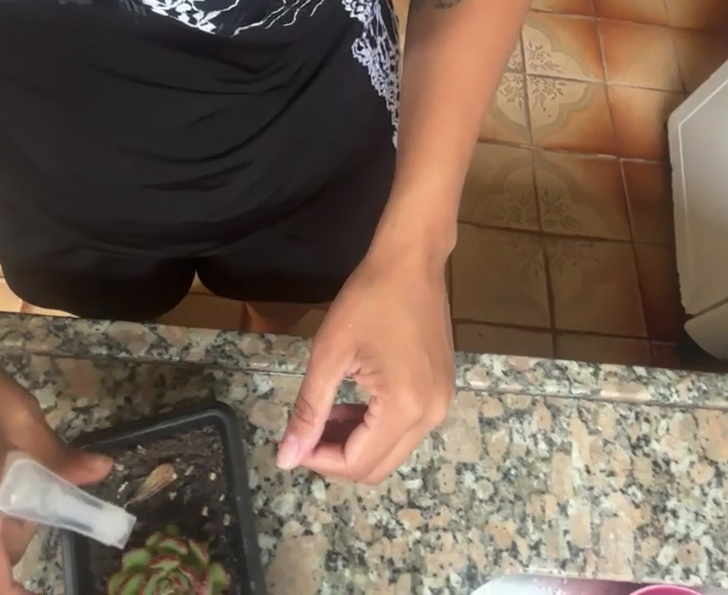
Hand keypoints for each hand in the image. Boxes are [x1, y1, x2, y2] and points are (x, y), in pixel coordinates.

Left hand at [276, 240, 454, 482]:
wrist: (412, 260)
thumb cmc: (369, 297)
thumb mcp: (330, 352)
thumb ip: (309, 409)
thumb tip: (286, 458)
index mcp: (404, 407)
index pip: (358, 463)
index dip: (320, 460)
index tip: (292, 443)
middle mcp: (431, 415)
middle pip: (378, 466)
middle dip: (337, 455)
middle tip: (306, 430)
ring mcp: (441, 402)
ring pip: (393, 449)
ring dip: (356, 441)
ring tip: (325, 413)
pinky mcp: (441, 388)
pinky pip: (406, 426)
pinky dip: (376, 425)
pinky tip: (352, 400)